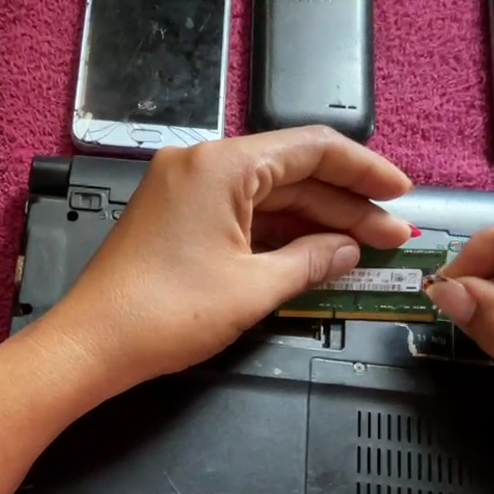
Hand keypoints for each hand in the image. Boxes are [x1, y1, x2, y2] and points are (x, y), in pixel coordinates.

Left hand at [35, 127, 413, 392]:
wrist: (92, 345)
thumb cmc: (164, 314)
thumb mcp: (253, 289)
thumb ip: (312, 261)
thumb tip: (348, 249)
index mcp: (221, 165)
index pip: (313, 148)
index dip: (365, 171)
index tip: (401, 194)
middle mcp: (199, 165)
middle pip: (290, 172)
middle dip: (343, 205)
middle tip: (389, 237)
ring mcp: (181, 190)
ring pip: (264, 196)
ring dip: (311, 221)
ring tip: (359, 248)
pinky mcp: (172, 218)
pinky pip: (236, 214)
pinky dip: (273, 233)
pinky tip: (309, 253)